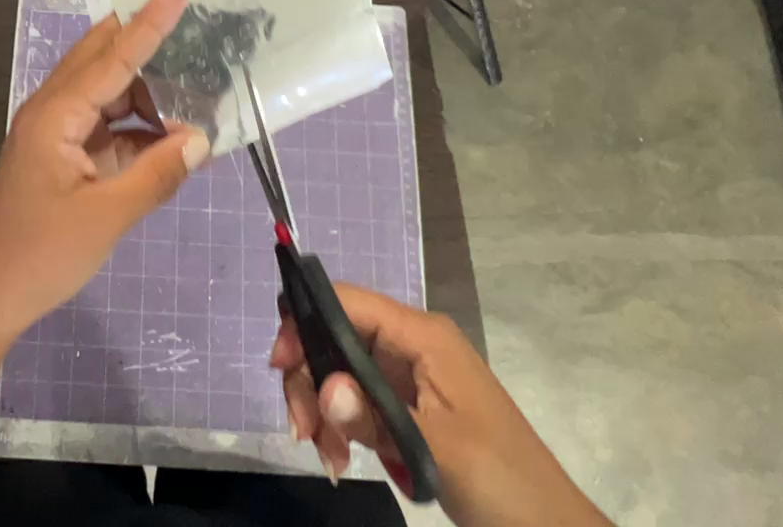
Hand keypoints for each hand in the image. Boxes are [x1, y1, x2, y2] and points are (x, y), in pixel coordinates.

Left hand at [0, 0, 209, 339]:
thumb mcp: (106, 217)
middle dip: (147, 43)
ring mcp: (56, 134)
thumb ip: (156, 174)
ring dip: (148, 93)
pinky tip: (173, 135)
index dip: (149, 22)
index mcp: (56, 114)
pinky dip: (139, 127)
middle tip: (196, 26)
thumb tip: (200, 139)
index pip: (113, 57)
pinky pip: (107, 126)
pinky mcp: (63, 157)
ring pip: (108, 95)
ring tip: (197, 88)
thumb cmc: (40, 255)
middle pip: (104, 61)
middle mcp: (53, 111)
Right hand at [271, 284, 610, 526]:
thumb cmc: (503, 480)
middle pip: (335, 338)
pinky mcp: (407, 406)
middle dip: (310, 379)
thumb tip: (325, 389)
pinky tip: (341, 457)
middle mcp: (411, 344)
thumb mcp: (438, 450)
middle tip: (303, 432)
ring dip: (322, 409)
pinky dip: (340, 425)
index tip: (279, 366)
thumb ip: (375, 416)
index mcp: (422, 336)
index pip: (347, 302)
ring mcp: (408, 375)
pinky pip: (356, 400)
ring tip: (328, 456)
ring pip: (340, 371)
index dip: (305, 321)